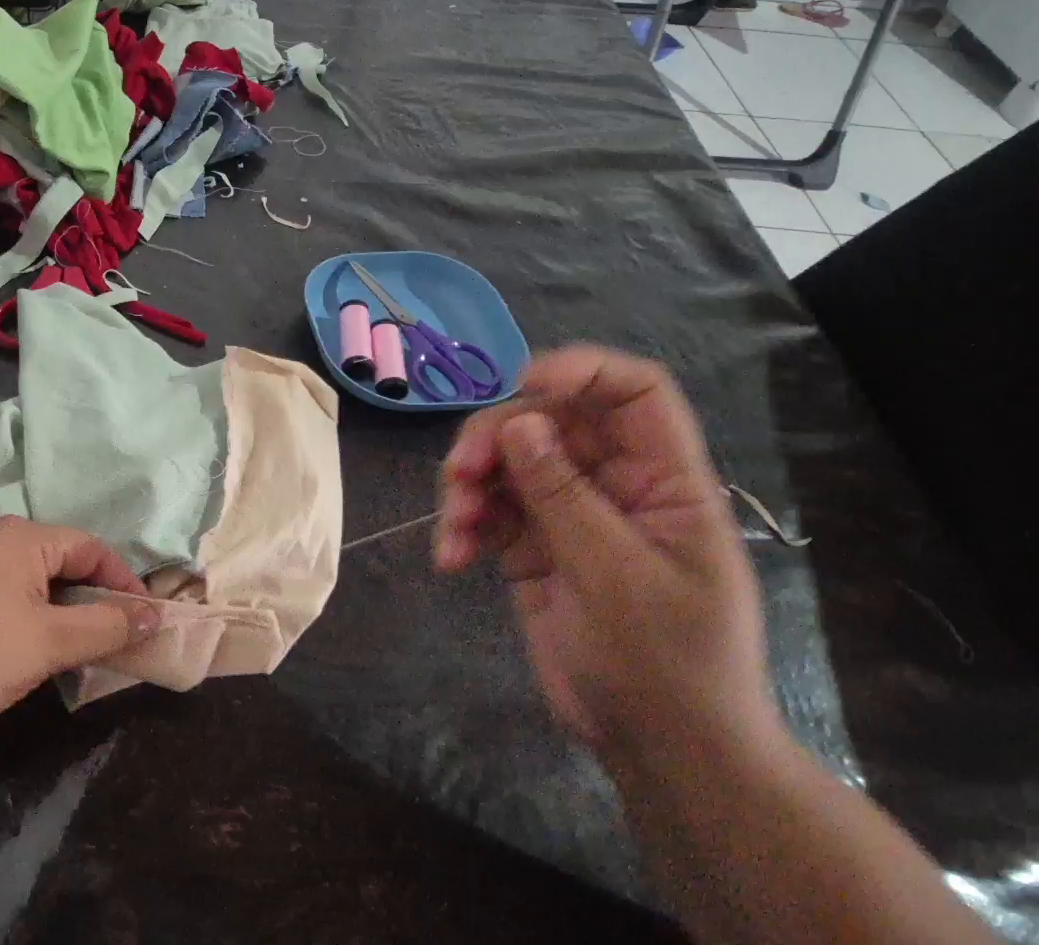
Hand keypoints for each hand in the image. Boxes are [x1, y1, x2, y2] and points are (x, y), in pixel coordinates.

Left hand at [0, 517, 158, 757]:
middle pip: (55, 553)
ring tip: (63, 628)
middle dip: (87, 589)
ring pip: (19, 563)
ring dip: (48, 592)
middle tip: (107, 630)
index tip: (143, 618)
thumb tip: (155, 615)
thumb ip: (109, 625)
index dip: (122, 581)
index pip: (90, 547)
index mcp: (21, 537)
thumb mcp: (53, 643)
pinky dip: (0, 582)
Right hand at [434, 346, 783, 769]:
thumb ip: (564, 495)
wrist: (658, 746)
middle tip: (459, 476)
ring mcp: (568, 517)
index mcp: (664, 481)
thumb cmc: (665, 663)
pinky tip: (451, 559)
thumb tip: (520, 420)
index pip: (634, 394)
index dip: (582, 371)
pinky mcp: (531, 549)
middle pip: (548, 422)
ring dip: (469, 486)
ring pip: (506, 464)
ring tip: (453, 531)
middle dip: (495, 439)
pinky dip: (462, 527)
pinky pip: (487, 512)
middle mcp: (614, 486)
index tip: (519, 383)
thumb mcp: (616, 576)